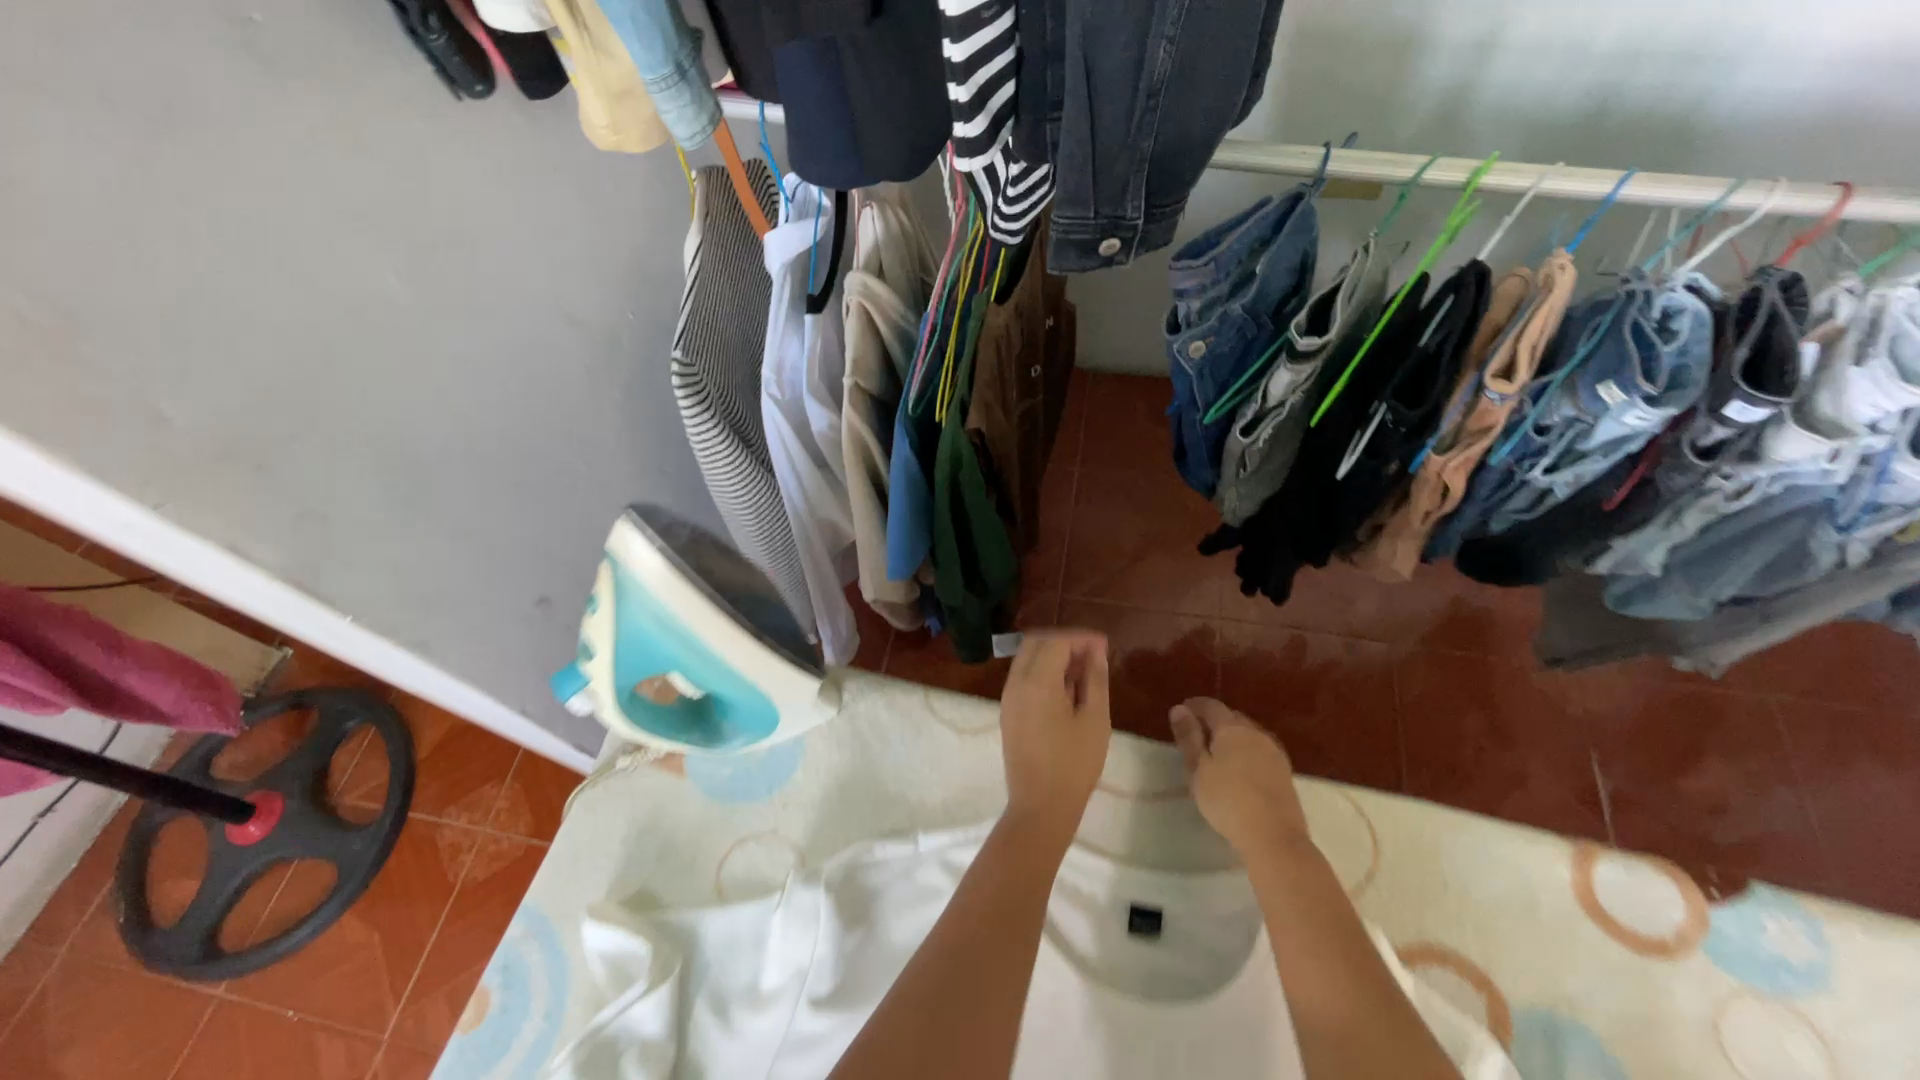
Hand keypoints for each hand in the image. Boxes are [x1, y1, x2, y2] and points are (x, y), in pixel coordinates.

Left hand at [999, 631, 1110, 840]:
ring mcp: (1008, 698)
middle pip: (1036, 643)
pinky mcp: (1008, 713)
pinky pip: (1023, 678)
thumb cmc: (1074, 764)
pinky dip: (1043, 672)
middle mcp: (1016, 683)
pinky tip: (1067, 689)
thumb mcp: (1095, 720)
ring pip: (1026, 659)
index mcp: (1037, 682)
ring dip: (1052, 655)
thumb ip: (1095, 680)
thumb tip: (1096, 653)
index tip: (1105, 645)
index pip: (1056, 642)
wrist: (1040, 806)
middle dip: (1064, 641)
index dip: (1081, 638)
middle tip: (1093, 654)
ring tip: (1083, 671)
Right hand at [1170, 698, 1311, 858]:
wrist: (1273, 836)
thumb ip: (1189, 738)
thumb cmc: (1227, 800)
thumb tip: (1179, 709)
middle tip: (1197, 732)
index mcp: (1233, 729)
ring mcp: (1274, 752)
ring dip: (1232, 736)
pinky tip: (1240, 768)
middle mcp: (1257, 734)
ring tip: (1217, 751)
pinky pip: (1260, 750)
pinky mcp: (1284, 772)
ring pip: (1249, 735)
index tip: (1183, 710)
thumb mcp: (1198, 770)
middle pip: (1233, 718)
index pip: (1212, 706)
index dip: (1196, 706)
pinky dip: (1246, 751)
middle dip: (1215, 720)